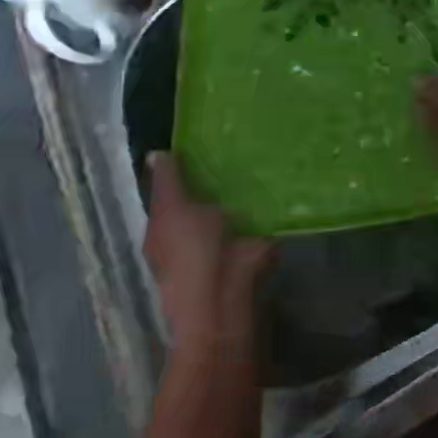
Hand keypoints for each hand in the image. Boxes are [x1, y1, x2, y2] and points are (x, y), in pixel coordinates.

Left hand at [143, 153, 271, 346]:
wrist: (227, 298)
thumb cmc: (192, 254)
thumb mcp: (174, 210)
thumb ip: (169, 182)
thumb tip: (156, 152)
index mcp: (165, 227)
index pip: (174, 190)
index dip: (187, 167)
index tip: (207, 138)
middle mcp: (192, 235)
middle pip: (205, 198)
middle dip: (220, 177)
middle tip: (240, 143)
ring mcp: (225, 244)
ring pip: (234, 207)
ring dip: (246, 190)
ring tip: (265, 157)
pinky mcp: (255, 250)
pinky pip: (260, 219)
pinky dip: (268, 205)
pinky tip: (280, 182)